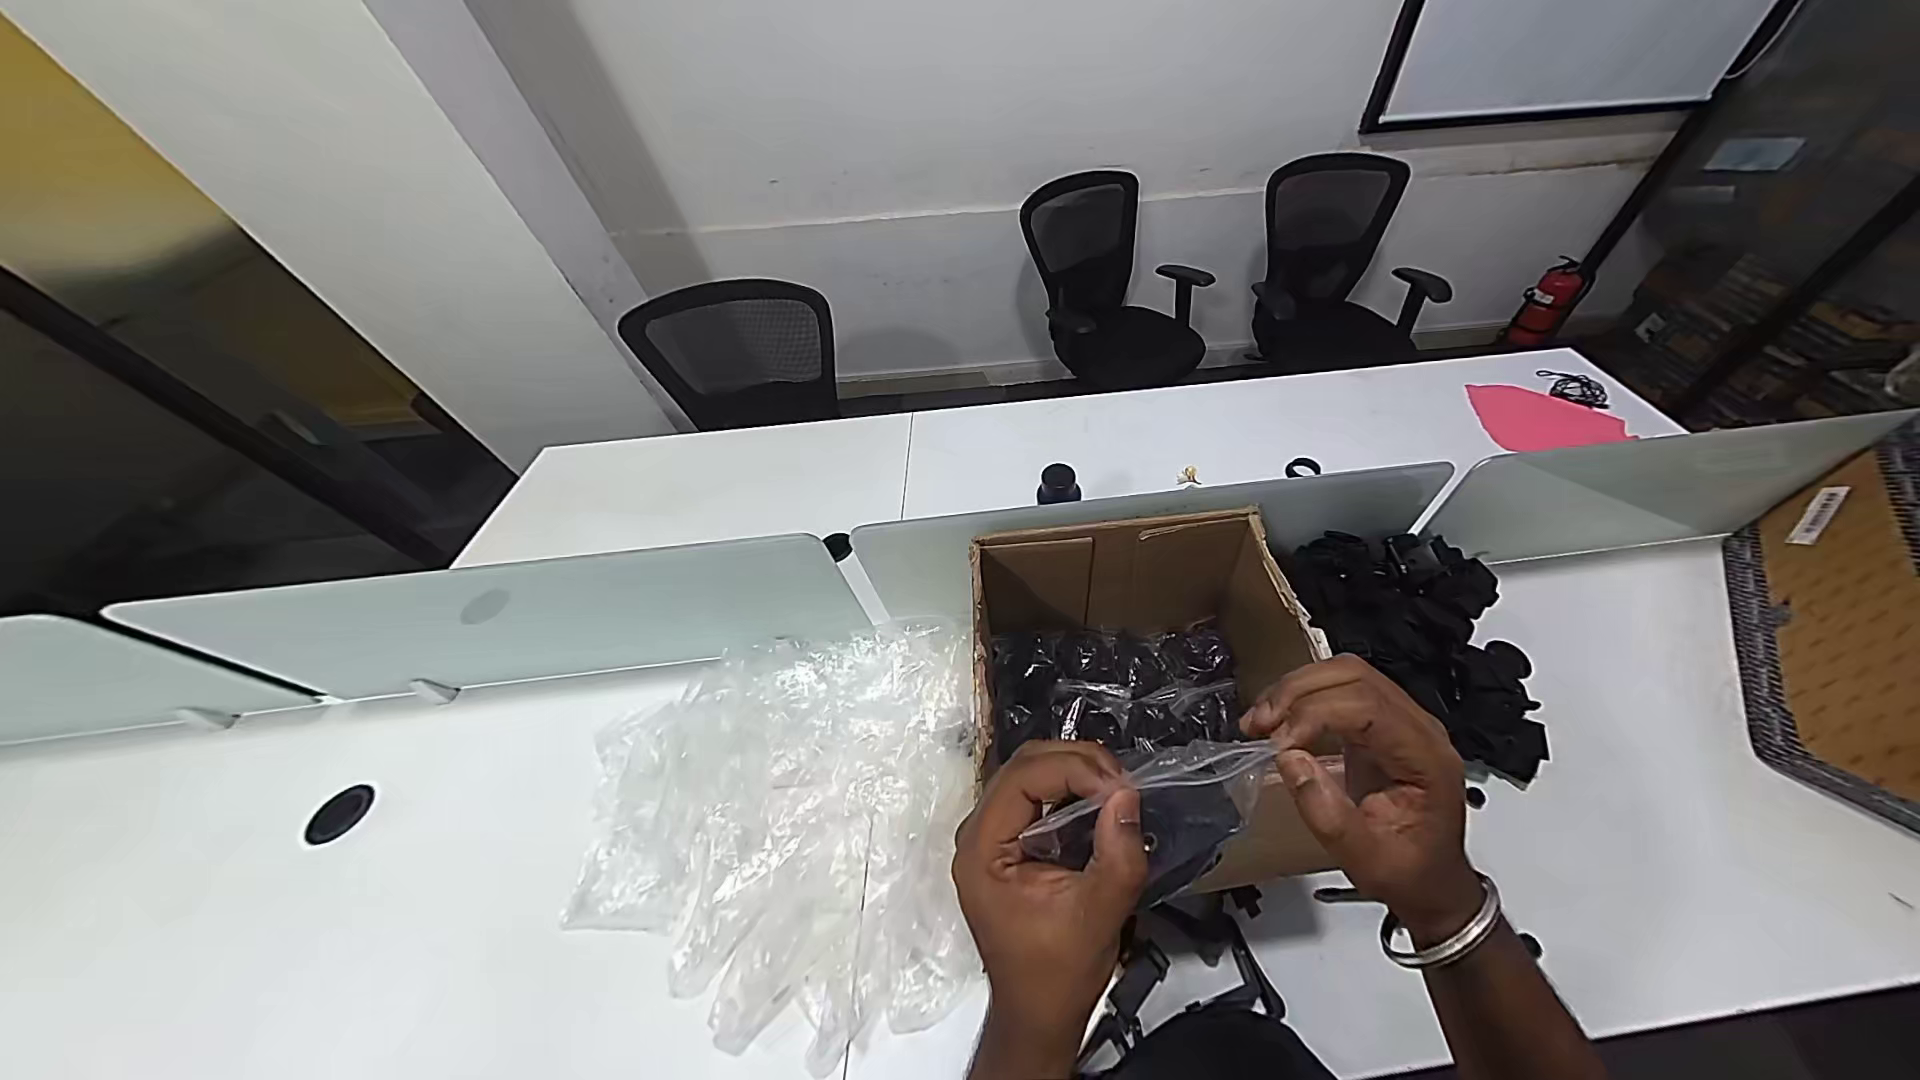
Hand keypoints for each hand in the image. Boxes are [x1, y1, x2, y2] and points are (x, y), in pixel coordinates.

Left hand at [953, 741, 1147, 1077]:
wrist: (1039, 1011)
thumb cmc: (1055, 975)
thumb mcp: (1096, 917)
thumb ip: (1116, 857)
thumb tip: (1126, 795)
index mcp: (983, 848)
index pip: (1023, 778)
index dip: (1073, 770)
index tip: (1117, 786)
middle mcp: (979, 832)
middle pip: (1024, 766)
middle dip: (1077, 762)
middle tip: (1121, 781)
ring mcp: (993, 832)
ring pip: (1031, 772)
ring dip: (1075, 769)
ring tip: (1115, 786)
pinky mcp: (1011, 837)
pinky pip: (1038, 792)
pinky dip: (1071, 786)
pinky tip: (1099, 797)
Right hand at [1242, 655, 1481, 944]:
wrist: (1429, 880)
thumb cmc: (1404, 871)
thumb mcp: (1365, 859)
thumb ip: (1327, 813)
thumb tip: (1289, 759)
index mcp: (1425, 758)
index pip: (1368, 707)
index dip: (1314, 715)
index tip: (1277, 745)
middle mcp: (1418, 726)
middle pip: (1352, 676)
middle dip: (1296, 693)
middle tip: (1258, 725)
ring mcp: (1398, 717)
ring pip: (1340, 671)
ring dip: (1292, 689)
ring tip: (1259, 721)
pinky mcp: (1375, 718)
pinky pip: (1334, 685)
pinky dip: (1297, 695)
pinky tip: (1275, 718)